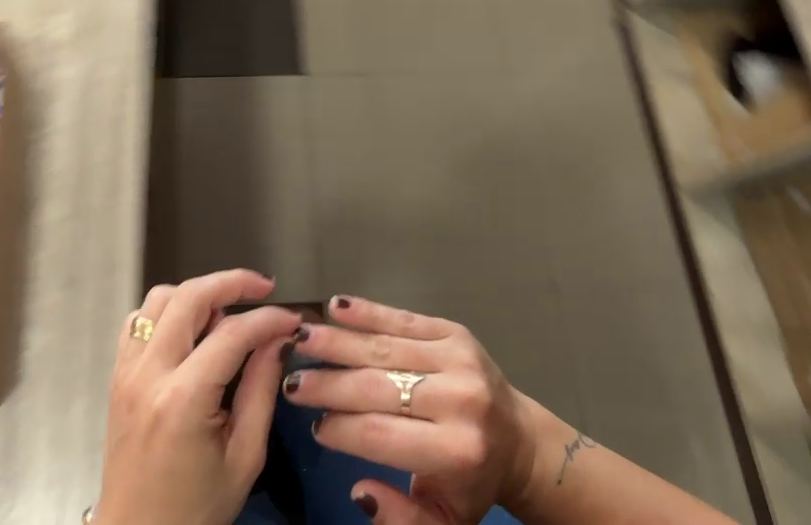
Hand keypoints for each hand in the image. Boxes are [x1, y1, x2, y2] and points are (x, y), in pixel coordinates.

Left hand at [94, 270, 301, 524]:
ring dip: (196, 293)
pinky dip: (167, 311)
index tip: (293, 319)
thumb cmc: (194, 509)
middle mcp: (148, 374)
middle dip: (231, 282)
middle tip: (263, 288)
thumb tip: (278, 340)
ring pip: (158, 298)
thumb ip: (261, 391)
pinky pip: (138, 321)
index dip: (269, 319)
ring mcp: (126, 371)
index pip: (232, 334)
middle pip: (188, 297)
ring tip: (226, 312)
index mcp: (182, 399)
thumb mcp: (244, 457)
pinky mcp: (117, 376)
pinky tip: (190, 329)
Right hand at [284, 295, 536, 523]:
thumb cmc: (470, 483)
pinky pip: (403, 318)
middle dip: (328, 384)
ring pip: (384, 348)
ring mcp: (457, 358)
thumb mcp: (442, 520)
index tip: (313, 427)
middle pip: (377, 387)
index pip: (380, 435)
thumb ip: (401, 517)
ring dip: (337, 341)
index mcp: (457, 450)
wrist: (519, 440)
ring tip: (300, 337)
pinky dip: (367, 312)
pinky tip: (336, 307)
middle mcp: (459, 400)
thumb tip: (359, 490)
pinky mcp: (454, 331)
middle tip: (291, 382)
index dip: (339, 429)